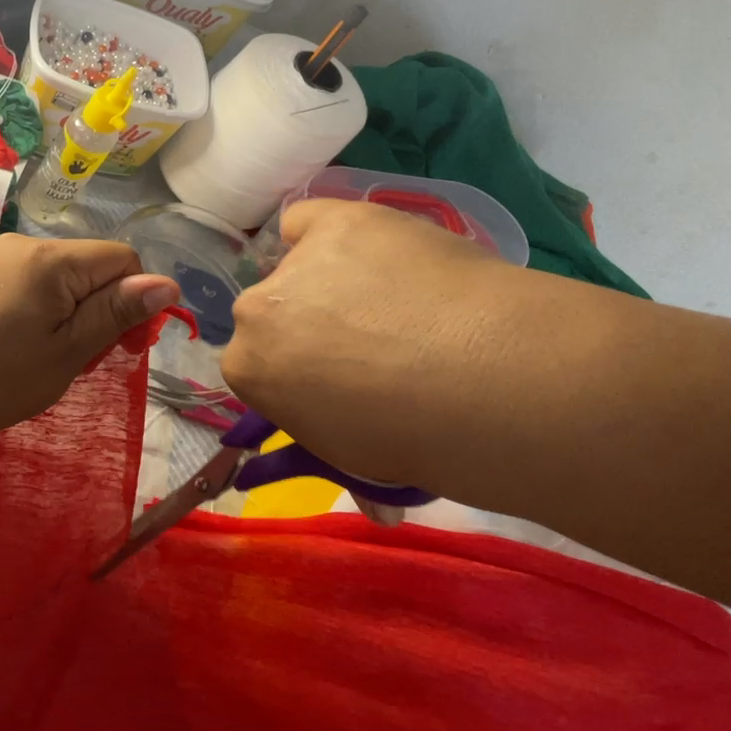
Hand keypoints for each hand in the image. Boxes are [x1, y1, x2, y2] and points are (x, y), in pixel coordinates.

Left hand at [0, 234, 178, 454]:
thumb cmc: (1, 381)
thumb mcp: (69, 351)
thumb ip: (117, 313)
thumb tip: (168, 283)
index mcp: (49, 258)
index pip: (122, 259)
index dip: (136, 301)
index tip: (126, 349)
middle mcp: (23, 243)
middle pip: (91, 265)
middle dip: (103, 308)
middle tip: (85, 358)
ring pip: (63, 274)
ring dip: (74, 309)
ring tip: (54, 354)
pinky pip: (32, 278)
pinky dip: (45, 305)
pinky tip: (27, 341)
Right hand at [220, 198, 533, 488]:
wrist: (483, 380)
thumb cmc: (417, 437)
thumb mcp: (362, 460)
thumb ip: (344, 446)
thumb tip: (378, 509)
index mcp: (247, 369)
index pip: (256, 363)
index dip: (295, 371)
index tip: (336, 380)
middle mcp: (254, 312)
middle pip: (271, 312)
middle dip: (308, 325)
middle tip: (371, 340)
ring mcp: (294, 264)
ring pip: (299, 266)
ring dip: (331, 280)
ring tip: (399, 298)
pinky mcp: (337, 223)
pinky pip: (314, 221)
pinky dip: (332, 232)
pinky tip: (378, 250)